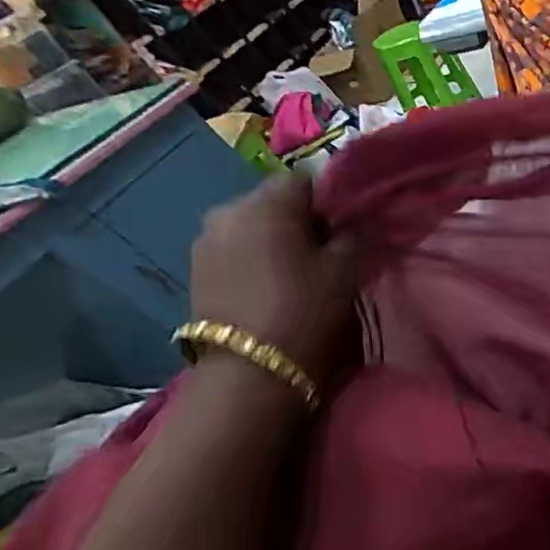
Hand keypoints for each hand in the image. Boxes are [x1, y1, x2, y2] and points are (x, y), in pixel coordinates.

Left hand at [190, 172, 356, 382]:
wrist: (250, 369)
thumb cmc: (304, 309)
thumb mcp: (344, 268)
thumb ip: (353, 233)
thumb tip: (355, 220)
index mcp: (267, 202)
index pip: (304, 181)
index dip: (326, 202)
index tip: (340, 231)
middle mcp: (229, 209)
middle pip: (272, 201)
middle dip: (296, 219)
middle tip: (319, 253)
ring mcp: (205, 239)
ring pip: (250, 225)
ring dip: (271, 238)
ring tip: (291, 273)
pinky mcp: (194, 267)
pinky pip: (232, 247)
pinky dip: (250, 257)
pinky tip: (265, 285)